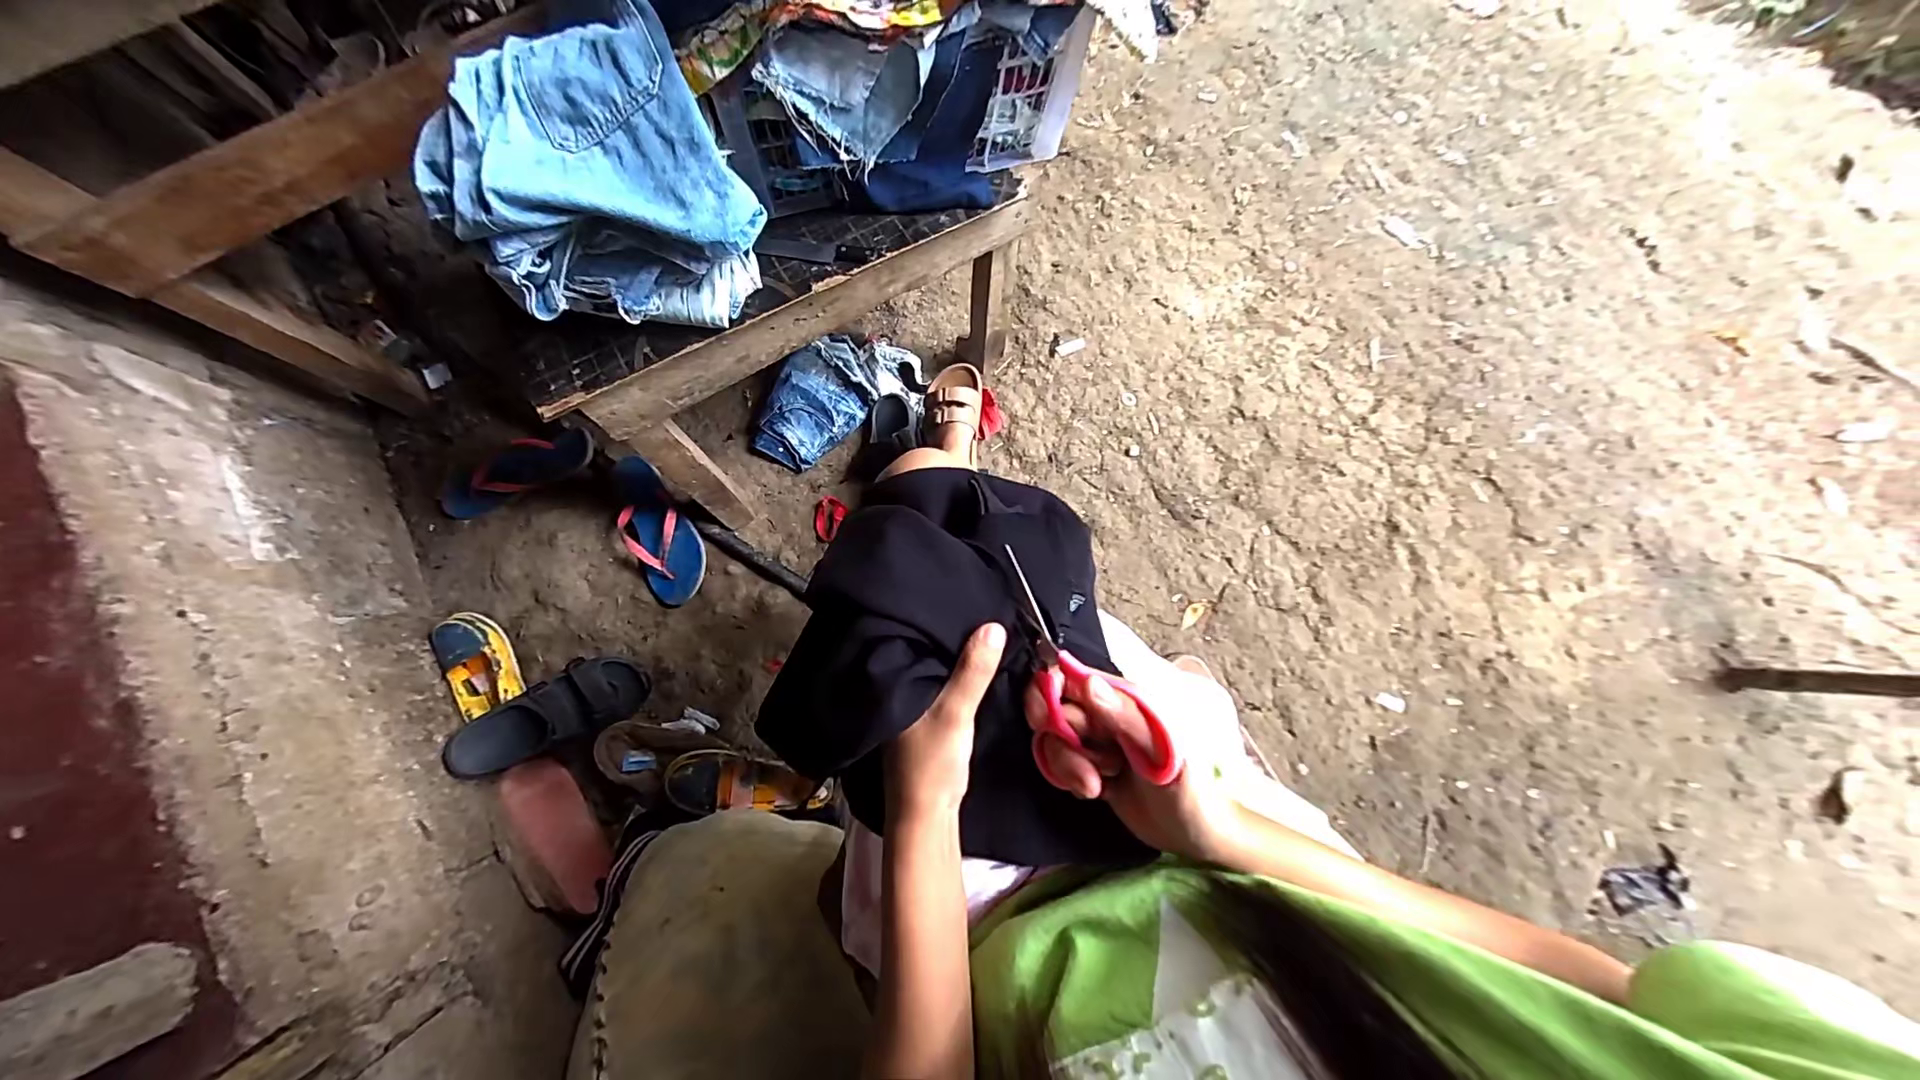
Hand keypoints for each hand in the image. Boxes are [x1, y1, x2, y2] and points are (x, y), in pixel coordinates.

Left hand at [886, 622, 1006, 821]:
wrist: (928, 815)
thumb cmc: (932, 763)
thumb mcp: (955, 712)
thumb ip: (973, 672)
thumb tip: (993, 626)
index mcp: (895, 682)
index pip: (912, 638)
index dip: (932, 618)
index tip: (959, 595)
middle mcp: (899, 690)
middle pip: (926, 653)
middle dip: (949, 634)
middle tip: (979, 605)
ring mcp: (913, 707)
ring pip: (938, 670)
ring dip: (957, 656)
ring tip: (983, 627)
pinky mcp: (928, 720)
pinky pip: (945, 687)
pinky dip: (960, 677)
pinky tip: (979, 666)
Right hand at [1025, 671, 1243, 861]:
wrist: (1196, 835)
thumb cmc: (1188, 787)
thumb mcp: (1159, 750)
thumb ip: (1124, 714)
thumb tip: (1088, 682)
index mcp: (1121, 696)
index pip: (1067, 676)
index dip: (1047, 692)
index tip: (1045, 720)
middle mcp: (1104, 711)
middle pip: (1053, 711)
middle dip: (1063, 744)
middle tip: (1092, 768)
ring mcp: (1096, 739)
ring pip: (1054, 740)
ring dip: (1069, 766)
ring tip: (1098, 785)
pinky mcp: (1089, 764)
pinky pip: (1059, 763)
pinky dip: (1069, 779)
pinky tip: (1096, 791)